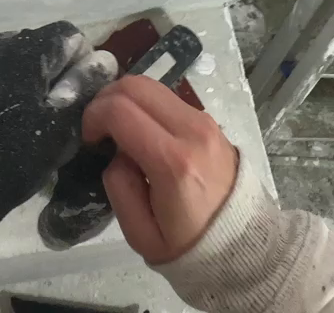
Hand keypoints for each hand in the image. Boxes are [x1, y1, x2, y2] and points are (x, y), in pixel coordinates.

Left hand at [0, 21, 117, 301]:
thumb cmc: (12, 159)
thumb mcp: (59, 128)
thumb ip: (85, 87)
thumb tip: (105, 58)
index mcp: (25, 51)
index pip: (67, 34)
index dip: (80, 60)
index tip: (78, 91)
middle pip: (37, 42)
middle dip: (50, 67)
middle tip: (52, 106)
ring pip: (9, 53)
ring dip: (22, 73)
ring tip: (22, 111)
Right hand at [82, 75, 239, 263]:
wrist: (245, 246)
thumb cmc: (190, 248)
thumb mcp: (140, 234)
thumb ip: (119, 185)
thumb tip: (118, 151)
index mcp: (173, 163)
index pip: (120, 111)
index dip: (94, 117)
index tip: (88, 138)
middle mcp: (192, 131)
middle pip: (135, 86)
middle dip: (105, 99)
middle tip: (97, 127)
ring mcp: (204, 120)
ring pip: (151, 84)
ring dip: (125, 98)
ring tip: (117, 127)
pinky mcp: (209, 119)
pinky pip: (167, 97)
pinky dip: (144, 103)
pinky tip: (140, 129)